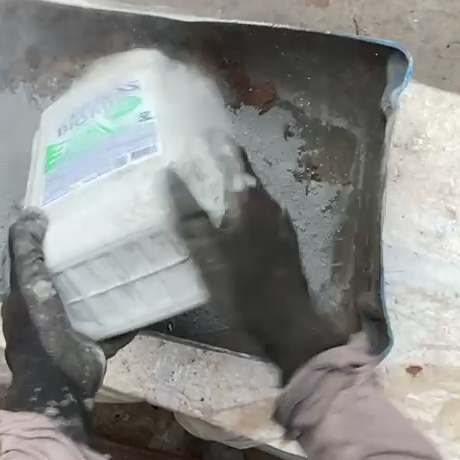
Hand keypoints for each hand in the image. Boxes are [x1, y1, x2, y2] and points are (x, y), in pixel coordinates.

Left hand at [0, 209, 105, 440]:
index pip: (31, 267)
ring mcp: (67, 335)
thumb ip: (24, 248)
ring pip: (86, 305)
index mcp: (22, 301)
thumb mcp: (26, 281)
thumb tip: (34, 213)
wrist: (59, 384)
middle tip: (104, 242)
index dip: (47, 247)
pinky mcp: (92, 349)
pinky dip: (126, 317)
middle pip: (61, 285)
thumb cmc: (38, 329)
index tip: (70, 227)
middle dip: (78, 267)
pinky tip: (143, 300)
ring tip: (126, 266)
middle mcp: (42, 318)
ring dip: (103, 290)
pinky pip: (112, 328)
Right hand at [166, 153, 348, 380]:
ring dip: (230, 192)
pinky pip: (257, 219)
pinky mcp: (283, 248)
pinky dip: (239, 213)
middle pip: (245, 179)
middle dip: (221, 168)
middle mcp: (271, 208)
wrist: (289, 327)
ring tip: (205, 191)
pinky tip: (226, 225)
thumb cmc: (246, 287)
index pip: (237, 161)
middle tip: (194, 163)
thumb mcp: (209, 252)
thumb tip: (170, 174)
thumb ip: (189, 213)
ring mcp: (281, 229)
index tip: (200, 133)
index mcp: (254, 202)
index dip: (220, 145)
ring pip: (252, 200)